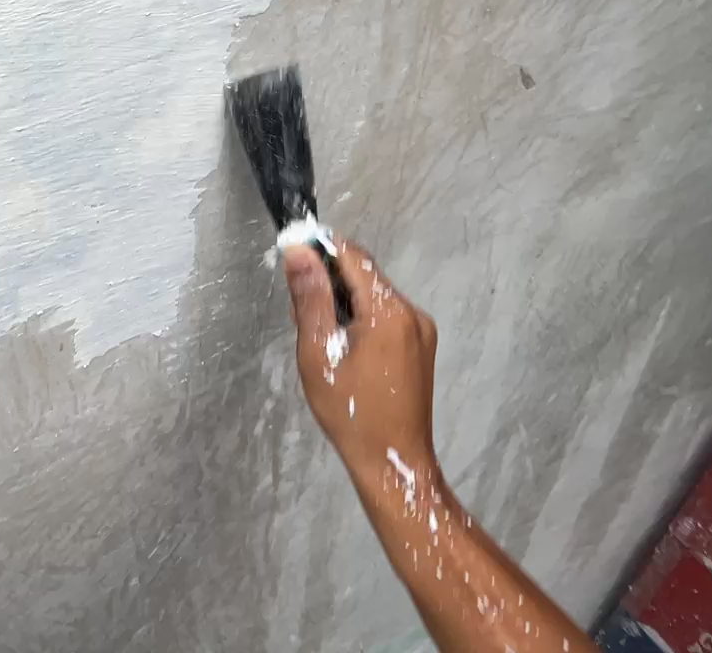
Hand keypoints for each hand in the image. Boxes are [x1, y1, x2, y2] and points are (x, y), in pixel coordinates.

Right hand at [282, 240, 437, 472]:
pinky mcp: (420, 345)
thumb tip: (298, 251)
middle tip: (299, 309)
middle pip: (363, 274)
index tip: (290, 252)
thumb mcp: (318, 352)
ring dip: (342, 299)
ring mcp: (421, 330)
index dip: (319, 247)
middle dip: (328, 279)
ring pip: (373, 294)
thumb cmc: (350, 410)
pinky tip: (341, 344)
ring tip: (319, 335)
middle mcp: (412, 312)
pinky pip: (385, 314)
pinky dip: (359, 316)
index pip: (352, 255)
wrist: (394, 463)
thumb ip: (310, 297)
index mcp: (389, 310)